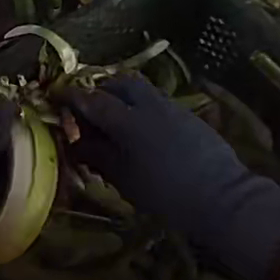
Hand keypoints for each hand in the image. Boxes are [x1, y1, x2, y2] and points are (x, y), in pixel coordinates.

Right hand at [65, 74, 279, 279]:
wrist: (222, 197)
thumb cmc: (165, 193)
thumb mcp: (123, 178)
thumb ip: (97, 155)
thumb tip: (74, 142)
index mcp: (128, 121)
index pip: (92, 100)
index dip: (72, 96)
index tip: (57, 95)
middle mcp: (149, 105)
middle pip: (119, 82)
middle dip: (100, 88)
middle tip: (89, 106)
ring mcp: (171, 107)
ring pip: (140, 88)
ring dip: (122, 95)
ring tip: (114, 117)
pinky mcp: (188, 115)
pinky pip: (156, 101)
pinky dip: (141, 106)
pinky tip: (141, 130)